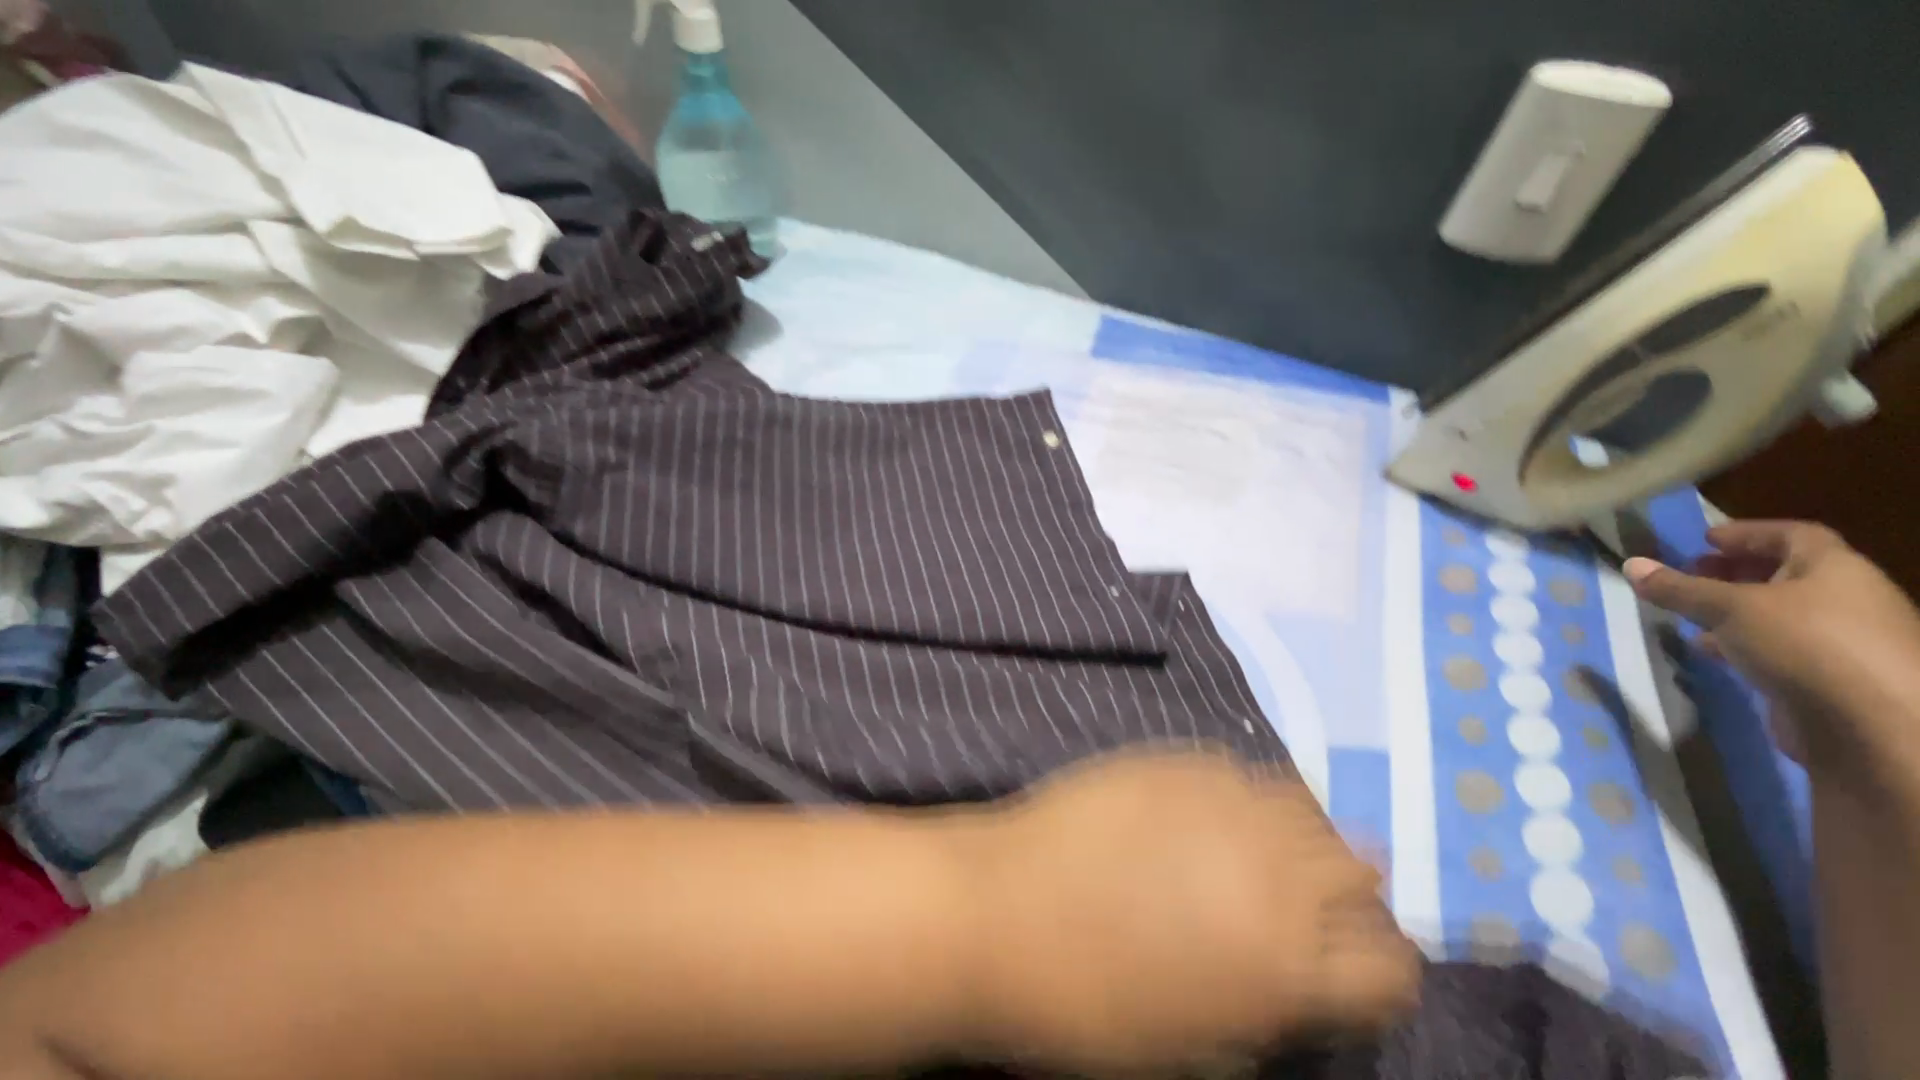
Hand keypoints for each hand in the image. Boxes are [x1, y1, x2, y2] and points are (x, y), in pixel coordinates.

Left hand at [958, 749, 1419, 1073]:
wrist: (997, 915)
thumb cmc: (1087, 1007)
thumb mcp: (1197, 1047)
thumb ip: (1271, 1010)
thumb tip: (1301, 982)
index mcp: (1289, 966)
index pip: (1392, 965)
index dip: (1382, 970)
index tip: (1355, 968)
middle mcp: (1277, 875)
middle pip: (1362, 872)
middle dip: (1345, 896)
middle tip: (1305, 907)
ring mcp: (1228, 806)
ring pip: (1312, 809)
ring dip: (1303, 836)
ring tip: (1265, 853)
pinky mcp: (1180, 762)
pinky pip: (1243, 772)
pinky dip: (1244, 797)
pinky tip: (1212, 814)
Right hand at [1624, 520, 1919, 763]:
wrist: (1873, 728)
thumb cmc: (1805, 645)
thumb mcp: (1730, 609)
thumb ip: (1680, 589)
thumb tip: (1631, 565)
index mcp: (1836, 568)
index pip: (1792, 535)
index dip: (1747, 534)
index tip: (1704, 540)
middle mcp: (1847, 599)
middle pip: (1786, 574)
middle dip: (1736, 573)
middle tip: (1691, 576)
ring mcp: (1843, 642)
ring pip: (1780, 615)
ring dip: (1736, 612)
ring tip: (1691, 616)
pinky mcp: (1831, 678)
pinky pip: (1782, 649)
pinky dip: (1745, 645)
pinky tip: (1713, 653)